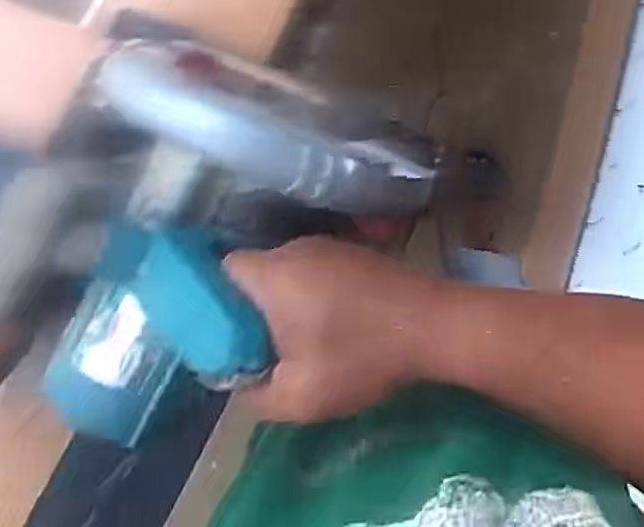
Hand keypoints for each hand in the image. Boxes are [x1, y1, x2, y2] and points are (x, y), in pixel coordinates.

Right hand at [223, 237, 443, 423]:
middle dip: (247, 307)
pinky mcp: (360, 254)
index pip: (224, 268)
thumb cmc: (361, 355)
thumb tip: (242, 378)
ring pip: (289, 271)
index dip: (211, 299)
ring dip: (283, 303)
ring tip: (291, 342)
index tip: (216, 335)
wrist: (433, 323)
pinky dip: (312, 294)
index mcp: (277, 273)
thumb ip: (253, 392)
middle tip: (251, 347)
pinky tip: (327, 325)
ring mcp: (336, 247)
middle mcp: (303, 249)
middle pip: (256, 271)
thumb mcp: (296, 396)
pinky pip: (318, 270)